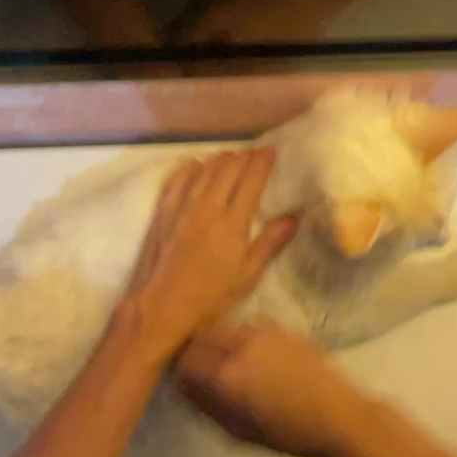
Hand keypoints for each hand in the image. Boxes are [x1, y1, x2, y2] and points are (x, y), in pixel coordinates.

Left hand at [116, 150, 298, 359]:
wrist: (162, 305)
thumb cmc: (210, 296)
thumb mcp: (247, 275)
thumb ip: (270, 243)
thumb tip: (294, 217)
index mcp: (233, 221)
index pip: (251, 179)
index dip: (263, 161)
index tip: (271, 152)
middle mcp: (208, 205)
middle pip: (229, 167)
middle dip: (244, 156)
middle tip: (255, 154)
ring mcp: (183, 205)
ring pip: (205, 169)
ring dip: (221, 159)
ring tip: (232, 157)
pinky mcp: (164, 210)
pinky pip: (178, 178)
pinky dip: (191, 167)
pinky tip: (197, 165)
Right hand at [175, 322, 381, 456]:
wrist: (342, 417)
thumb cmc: (289, 434)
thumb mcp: (239, 433)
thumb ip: (205, 406)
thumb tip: (180, 387)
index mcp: (226, 374)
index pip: (183, 359)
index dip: (177, 368)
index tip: (180, 378)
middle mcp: (240, 344)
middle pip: (200, 335)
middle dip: (194, 349)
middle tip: (197, 367)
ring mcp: (262, 331)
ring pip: (223, 326)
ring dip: (217, 340)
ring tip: (225, 360)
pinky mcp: (281, 326)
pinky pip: (248, 325)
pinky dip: (240, 336)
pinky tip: (252, 355)